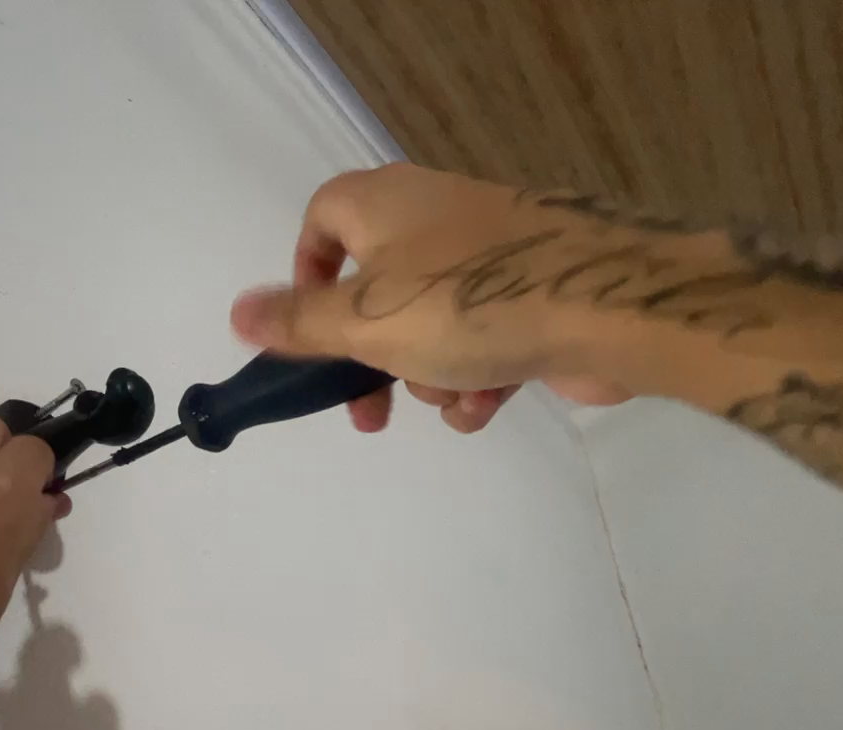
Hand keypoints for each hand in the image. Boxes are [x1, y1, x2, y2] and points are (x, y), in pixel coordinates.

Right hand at [230, 163, 631, 433]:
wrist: (606, 305)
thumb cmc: (467, 305)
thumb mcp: (364, 321)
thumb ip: (298, 323)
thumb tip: (236, 314)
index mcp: (384, 206)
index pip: (322, 218)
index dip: (307, 273)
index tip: (309, 332)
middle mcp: (433, 220)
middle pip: (374, 292)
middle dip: (370, 360)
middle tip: (366, 411)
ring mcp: (486, 257)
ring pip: (427, 327)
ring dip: (427, 377)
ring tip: (452, 397)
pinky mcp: (529, 294)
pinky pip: (478, 341)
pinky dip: (474, 377)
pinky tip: (485, 402)